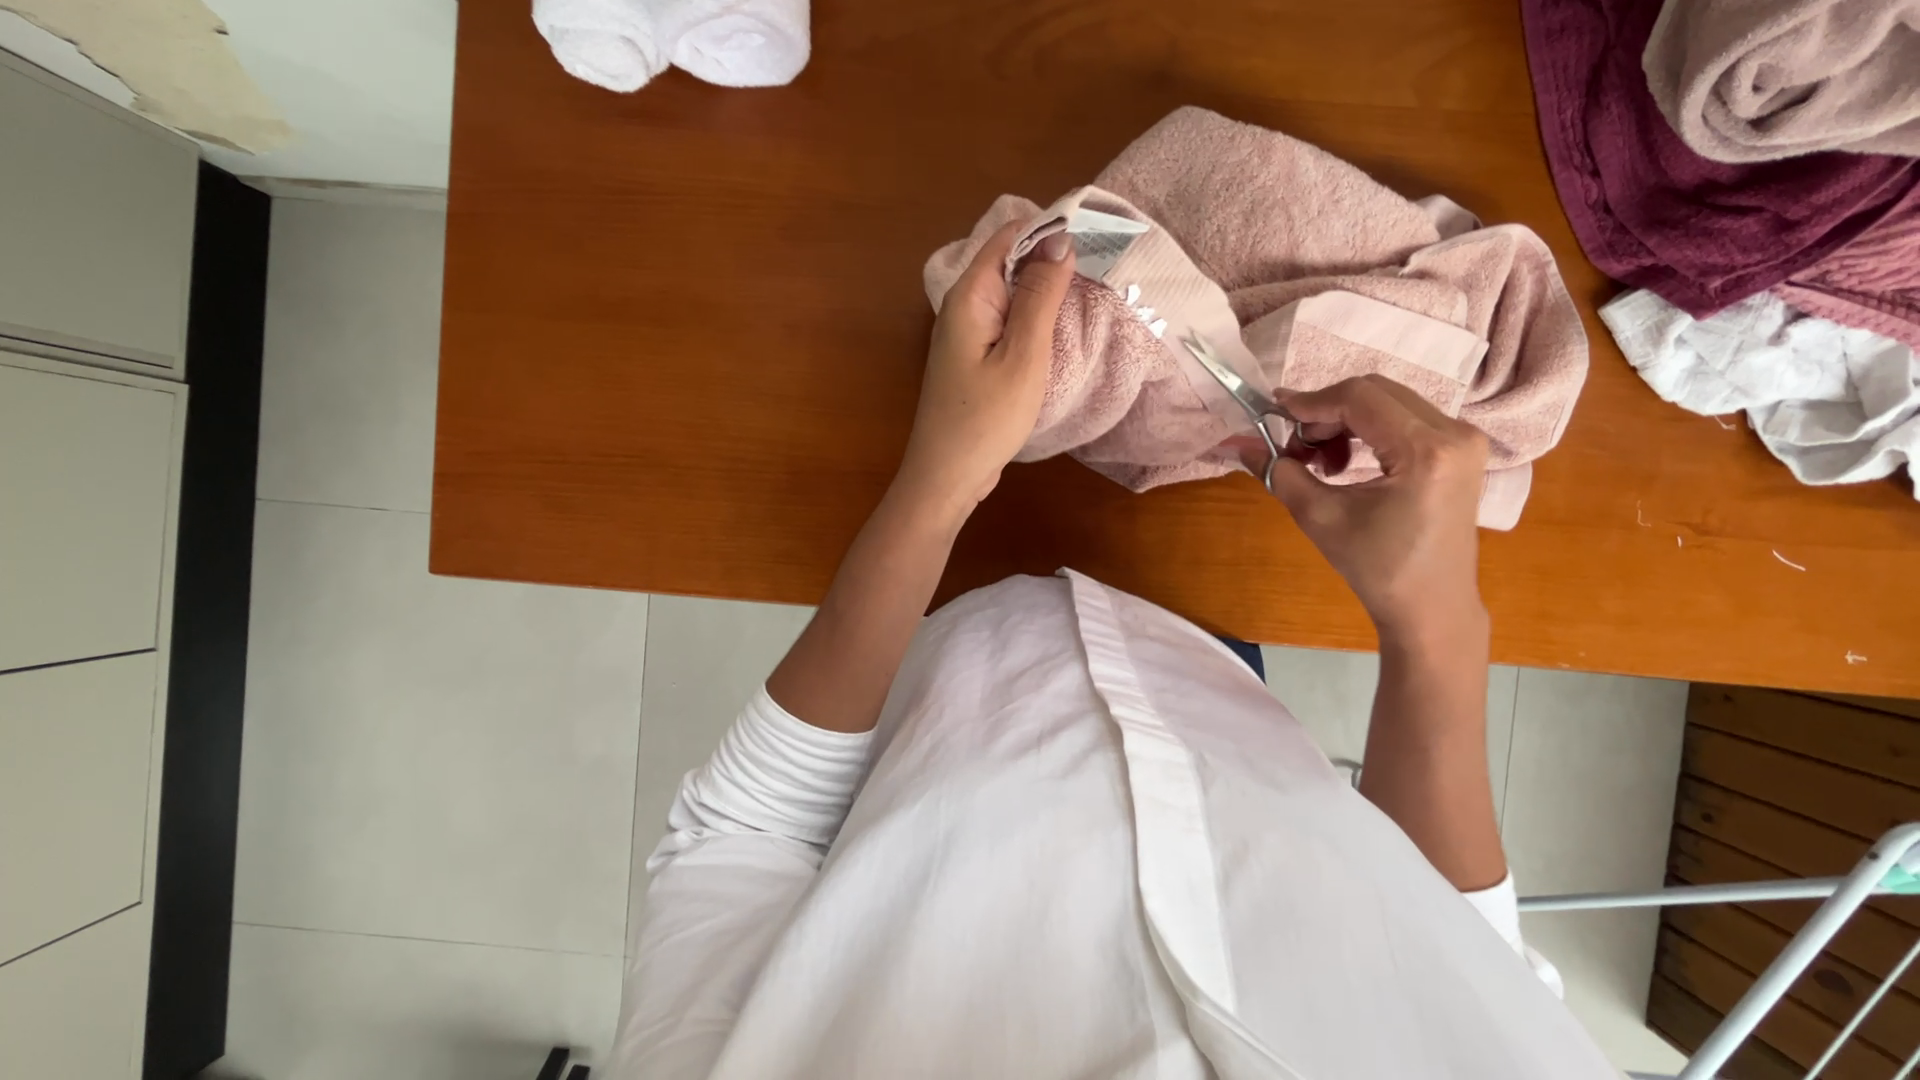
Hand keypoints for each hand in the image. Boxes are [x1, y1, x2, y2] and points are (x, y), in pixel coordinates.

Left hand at [895, 222, 1075, 515]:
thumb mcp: (1022, 356)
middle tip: (1105, 263)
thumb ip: (1039, 296)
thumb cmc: (985, 419)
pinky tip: (1060, 326)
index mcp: (970, 295)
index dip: (1052, 228)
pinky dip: (1033, 317)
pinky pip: (1007, 320)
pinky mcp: (973, 357)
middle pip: (1010, 260)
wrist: (946, 476)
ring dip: (1046, 289)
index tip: (1097, 233)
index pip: (1011, 235)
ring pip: (1011, 292)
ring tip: (1093, 289)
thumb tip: (1060, 239)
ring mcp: (966, 333)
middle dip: (1053, 257)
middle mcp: (963, 305)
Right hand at [1237, 375, 1489, 643]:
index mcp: (1426, 450)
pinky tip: (1343, 462)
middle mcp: (1454, 433)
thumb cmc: (1377, 567)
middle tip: (1294, 446)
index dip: (1311, 401)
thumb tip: (1243, 445)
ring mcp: (1462, 439)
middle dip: (1326, 412)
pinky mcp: (1459, 449)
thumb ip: (1281, 473)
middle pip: (1375, 393)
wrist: (1430, 604)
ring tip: (1319, 461)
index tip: (1272, 412)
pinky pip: (1403, 418)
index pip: (1359, 398)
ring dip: (1344, 421)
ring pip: (1388, 402)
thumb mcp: (1320, 518)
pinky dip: (1366, 430)